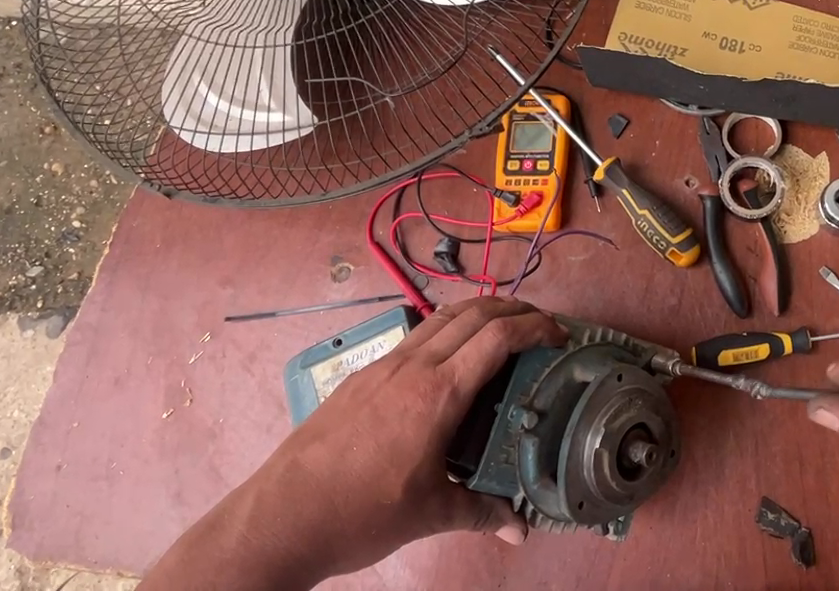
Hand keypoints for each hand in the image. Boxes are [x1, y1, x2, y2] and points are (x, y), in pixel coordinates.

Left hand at [141, 297, 565, 590]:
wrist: (279, 517)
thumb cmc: (361, 513)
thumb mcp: (429, 514)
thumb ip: (479, 511)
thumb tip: (519, 529)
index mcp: (439, 393)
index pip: (498, 337)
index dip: (535, 327)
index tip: (559, 336)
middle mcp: (415, 365)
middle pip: (475, 312)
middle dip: (515, 309)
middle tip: (541, 324)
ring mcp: (385, 365)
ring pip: (443, 316)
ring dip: (480, 311)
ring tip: (503, 327)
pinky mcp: (363, 375)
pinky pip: (417, 335)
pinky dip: (448, 329)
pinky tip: (450, 358)